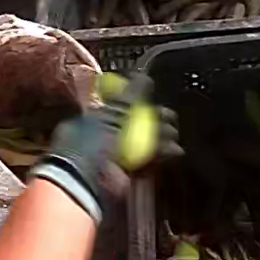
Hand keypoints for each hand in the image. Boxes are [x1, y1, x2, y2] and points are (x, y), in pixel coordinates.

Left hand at [28, 72, 176, 223]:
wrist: (85, 182)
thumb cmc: (91, 143)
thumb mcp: (112, 114)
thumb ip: (130, 96)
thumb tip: (144, 77)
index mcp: (86, 121)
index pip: (115, 108)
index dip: (136, 103)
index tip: (153, 100)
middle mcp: (97, 139)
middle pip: (131, 126)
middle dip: (153, 121)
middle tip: (170, 118)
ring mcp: (110, 160)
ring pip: (139, 145)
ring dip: (159, 139)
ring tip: (174, 134)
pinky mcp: (123, 177)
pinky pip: (143, 163)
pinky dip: (158, 157)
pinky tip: (173, 151)